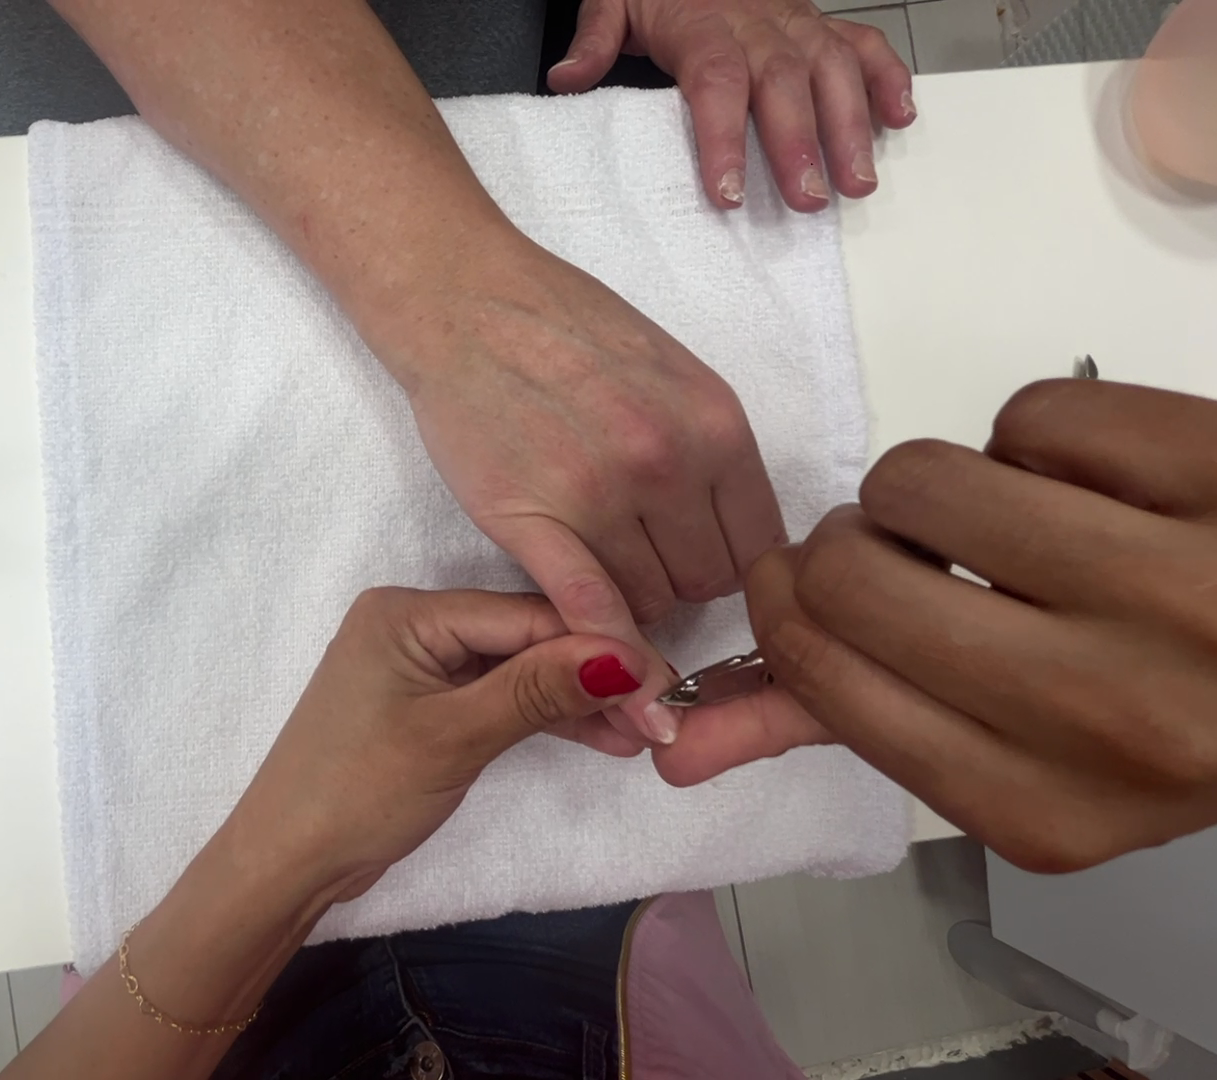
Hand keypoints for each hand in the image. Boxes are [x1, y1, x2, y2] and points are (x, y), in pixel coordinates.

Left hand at [224, 587, 651, 904]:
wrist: (289, 859)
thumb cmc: (358, 791)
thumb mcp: (452, 738)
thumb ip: (535, 691)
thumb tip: (625, 659)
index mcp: (406, 611)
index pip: (522, 615)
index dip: (597, 647)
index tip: (665, 686)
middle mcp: (413, 623)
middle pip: (521, 638)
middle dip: (591, 675)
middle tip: (663, 716)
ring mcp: (419, 664)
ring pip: (514, 669)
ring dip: (572, 700)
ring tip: (642, 735)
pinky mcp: (425, 702)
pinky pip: (494, 696)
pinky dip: (539, 717)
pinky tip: (598, 736)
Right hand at [383, 240, 785, 750]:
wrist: (463, 307)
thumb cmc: (559, 326)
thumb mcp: (664, 368)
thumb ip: (703, 447)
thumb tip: (714, 529)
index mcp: (715, 423)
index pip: (753, 549)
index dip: (722, 572)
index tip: (690, 575)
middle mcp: (669, 463)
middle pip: (701, 585)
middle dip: (672, 590)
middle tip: (630, 570)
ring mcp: (599, 493)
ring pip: (645, 601)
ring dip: (624, 604)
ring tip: (587, 570)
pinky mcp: (529, 517)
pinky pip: (586, 604)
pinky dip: (602, 646)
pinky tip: (607, 674)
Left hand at [548, 0, 915, 211]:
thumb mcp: (614, 0)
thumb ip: (594, 38)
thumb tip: (566, 76)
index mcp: (705, 25)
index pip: (717, 84)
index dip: (723, 140)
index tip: (728, 192)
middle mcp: (760, 21)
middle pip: (784, 84)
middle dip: (801, 145)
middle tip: (808, 201)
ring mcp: (795, 20)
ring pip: (834, 68)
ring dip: (851, 126)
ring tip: (856, 182)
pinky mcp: (816, 22)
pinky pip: (861, 43)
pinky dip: (885, 76)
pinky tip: (898, 116)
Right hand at [665, 381, 1216, 871]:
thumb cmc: (1147, 707)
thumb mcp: (983, 743)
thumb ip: (822, 726)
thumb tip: (667, 749)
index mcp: (1040, 809)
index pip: (817, 667)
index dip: (785, 599)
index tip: (808, 573)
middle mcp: (1125, 725)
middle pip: (845, 570)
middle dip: (852, 539)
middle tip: (912, 549)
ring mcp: (1210, 603)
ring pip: (920, 479)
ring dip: (937, 485)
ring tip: (1013, 518)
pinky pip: (1036, 414)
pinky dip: (1045, 436)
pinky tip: (1115, 486)